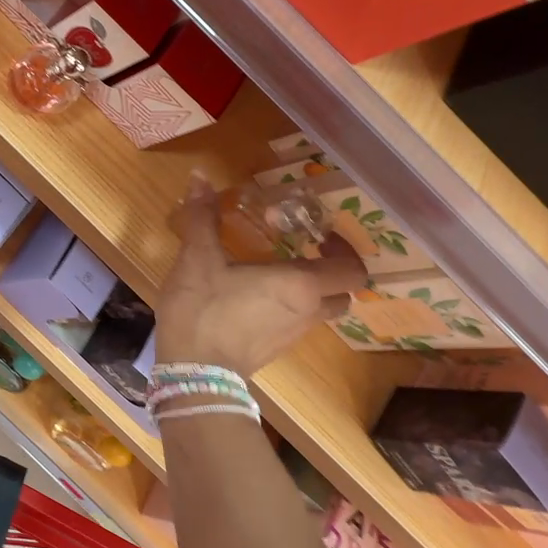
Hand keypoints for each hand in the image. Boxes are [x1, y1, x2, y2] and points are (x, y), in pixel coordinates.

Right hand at [153, 174, 367, 376]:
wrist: (195, 371)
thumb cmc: (203, 309)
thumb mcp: (197, 258)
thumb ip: (202, 218)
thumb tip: (200, 176)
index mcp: (299, 284)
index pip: (352, 270)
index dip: (345, 251)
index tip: (321, 236)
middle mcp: (307, 310)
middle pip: (342, 293)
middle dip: (330, 273)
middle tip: (304, 254)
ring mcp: (294, 334)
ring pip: (320, 311)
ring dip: (310, 293)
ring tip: (276, 276)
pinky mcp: (275, 349)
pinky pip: (295, 325)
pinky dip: (287, 310)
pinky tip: (254, 300)